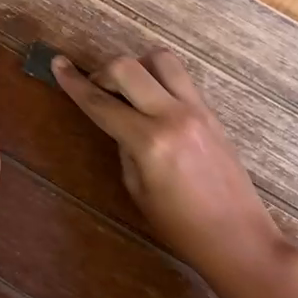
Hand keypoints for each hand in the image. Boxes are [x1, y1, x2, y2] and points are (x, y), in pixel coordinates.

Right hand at [51, 50, 285, 284]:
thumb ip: (123, 146)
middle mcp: (173, 116)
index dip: (74, 82)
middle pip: (127, 66)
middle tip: (98, 90)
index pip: (101, 102)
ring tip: (130, 91)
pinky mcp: (212, 112)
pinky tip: (154, 103)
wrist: (240, 238)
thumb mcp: (137, 190)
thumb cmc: (181, 227)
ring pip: (160, 59)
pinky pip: (180, 78)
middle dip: (103, 72)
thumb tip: (117, 119)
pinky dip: (159, 79)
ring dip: (137, 67)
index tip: (58, 63)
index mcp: (149, 142)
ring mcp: (197, 110)